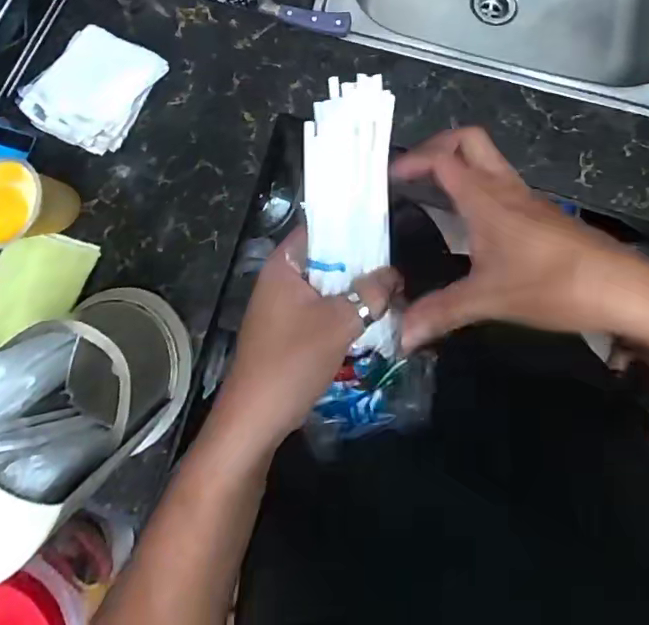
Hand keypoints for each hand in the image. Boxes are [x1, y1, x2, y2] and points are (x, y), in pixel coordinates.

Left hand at [208, 227, 399, 456]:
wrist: (254, 421)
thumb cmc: (293, 360)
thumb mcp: (340, 322)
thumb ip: (371, 293)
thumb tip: (393, 275)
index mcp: (283, 265)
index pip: (318, 229)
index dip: (350, 228)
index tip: (383, 231)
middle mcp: (278, 280)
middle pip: (324, 260)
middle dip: (358, 264)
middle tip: (394, 266)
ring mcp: (280, 308)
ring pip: (325, 289)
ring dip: (353, 293)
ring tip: (389, 293)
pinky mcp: (286, 333)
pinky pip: (319, 312)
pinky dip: (341, 314)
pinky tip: (368, 323)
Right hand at [390, 127, 648, 351]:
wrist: (623, 289)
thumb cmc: (553, 285)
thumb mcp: (490, 300)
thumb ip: (442, 313)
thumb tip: (400, 335)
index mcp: (486, 197)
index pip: (441, 160)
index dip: (411, 160)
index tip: (389, 177)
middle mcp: (505, 188)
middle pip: (468, 140)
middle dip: (437, 146)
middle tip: (414, 172)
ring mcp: (526, 199)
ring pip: (488, 161)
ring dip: (460, 165)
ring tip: (434, 195)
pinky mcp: (541, 215)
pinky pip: (501, 185)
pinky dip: (478, 188)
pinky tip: (472, 225)